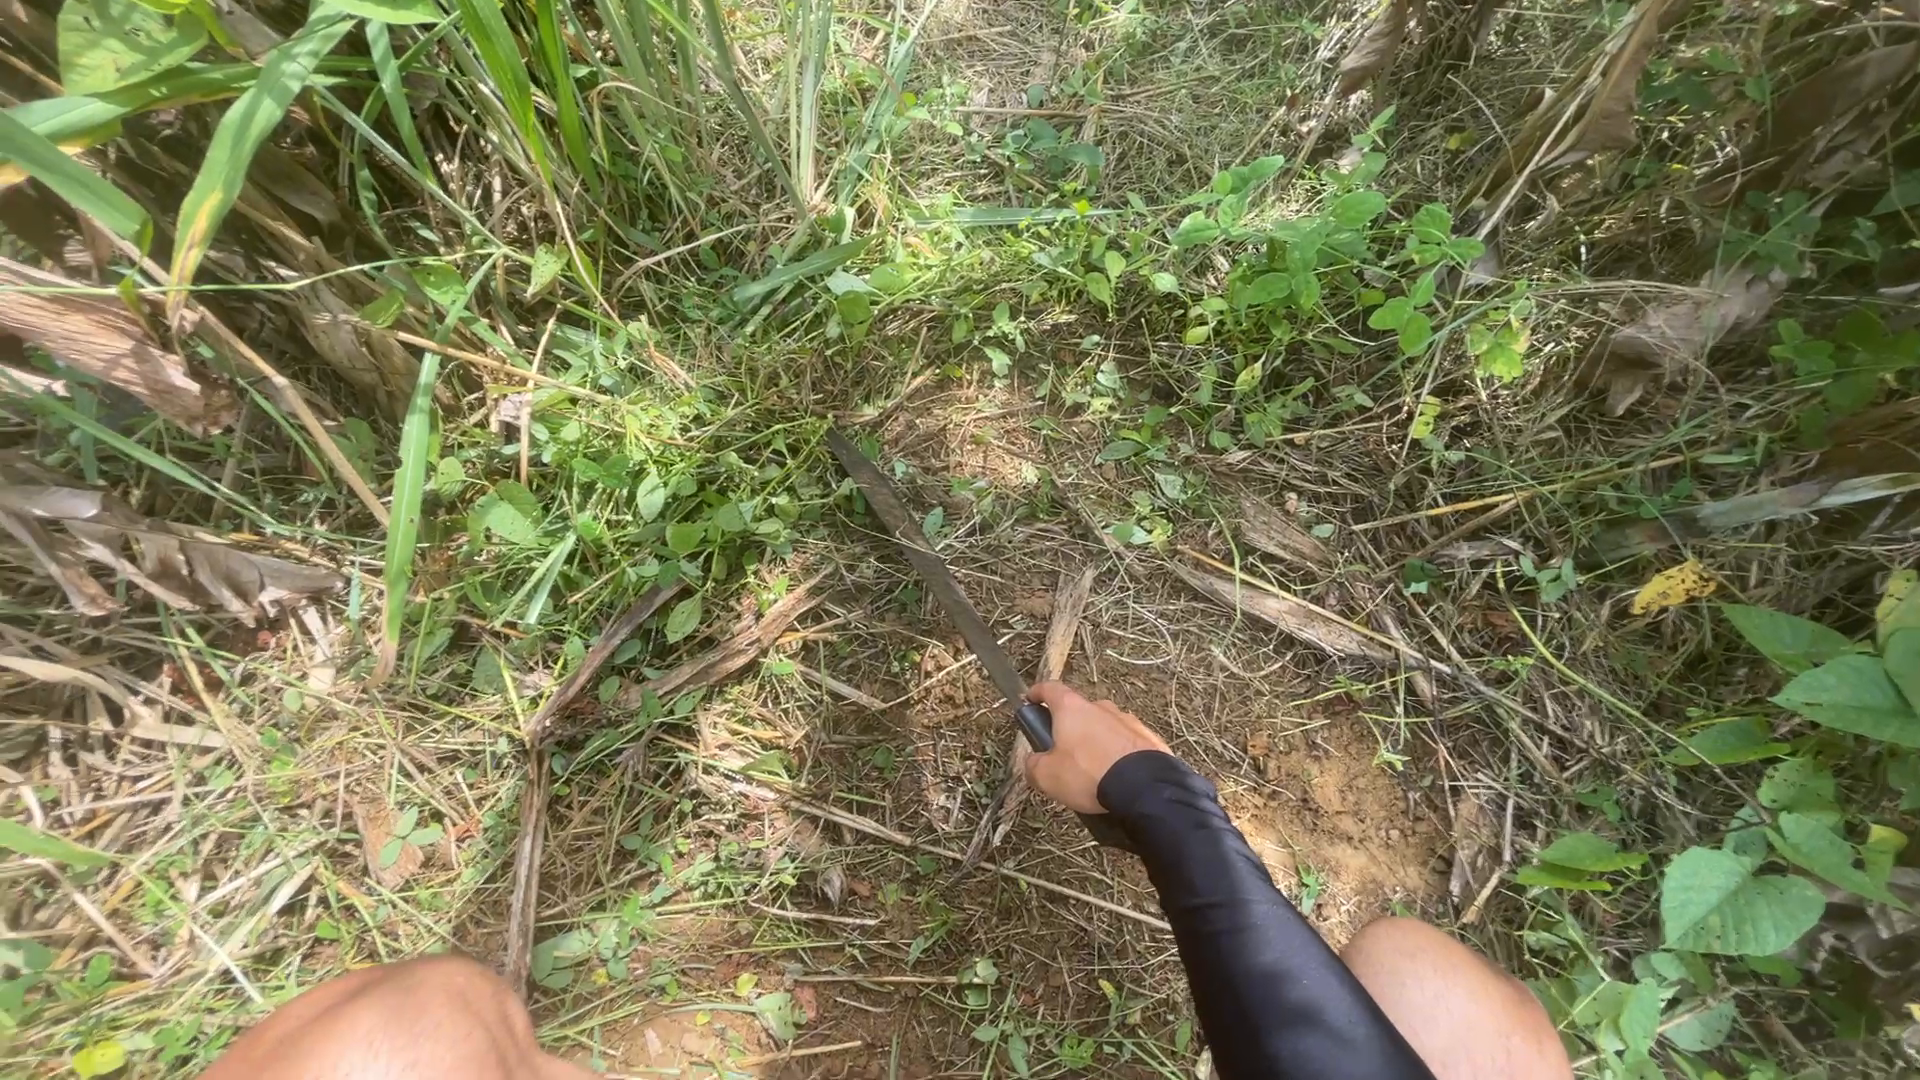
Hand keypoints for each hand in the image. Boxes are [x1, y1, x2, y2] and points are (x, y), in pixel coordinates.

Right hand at [1023, 682, 1171, 814]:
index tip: (1031, 699)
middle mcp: (1100, 707)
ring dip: (1095, 740)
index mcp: (1072, 708)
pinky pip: (1126, 742)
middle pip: (1078, 710)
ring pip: (1104, 725)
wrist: (1144, 788)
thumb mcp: (1047, 776)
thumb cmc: (1089, 774)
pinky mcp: (1148, 738)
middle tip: (1062, 751)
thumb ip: (1033, 765)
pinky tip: (1117, 775)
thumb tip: (1033, 761)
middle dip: (1069, 726)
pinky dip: (1118, 753)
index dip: (1037, 692)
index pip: (1050, 689)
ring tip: (1093, 770)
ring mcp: (1127, 720)